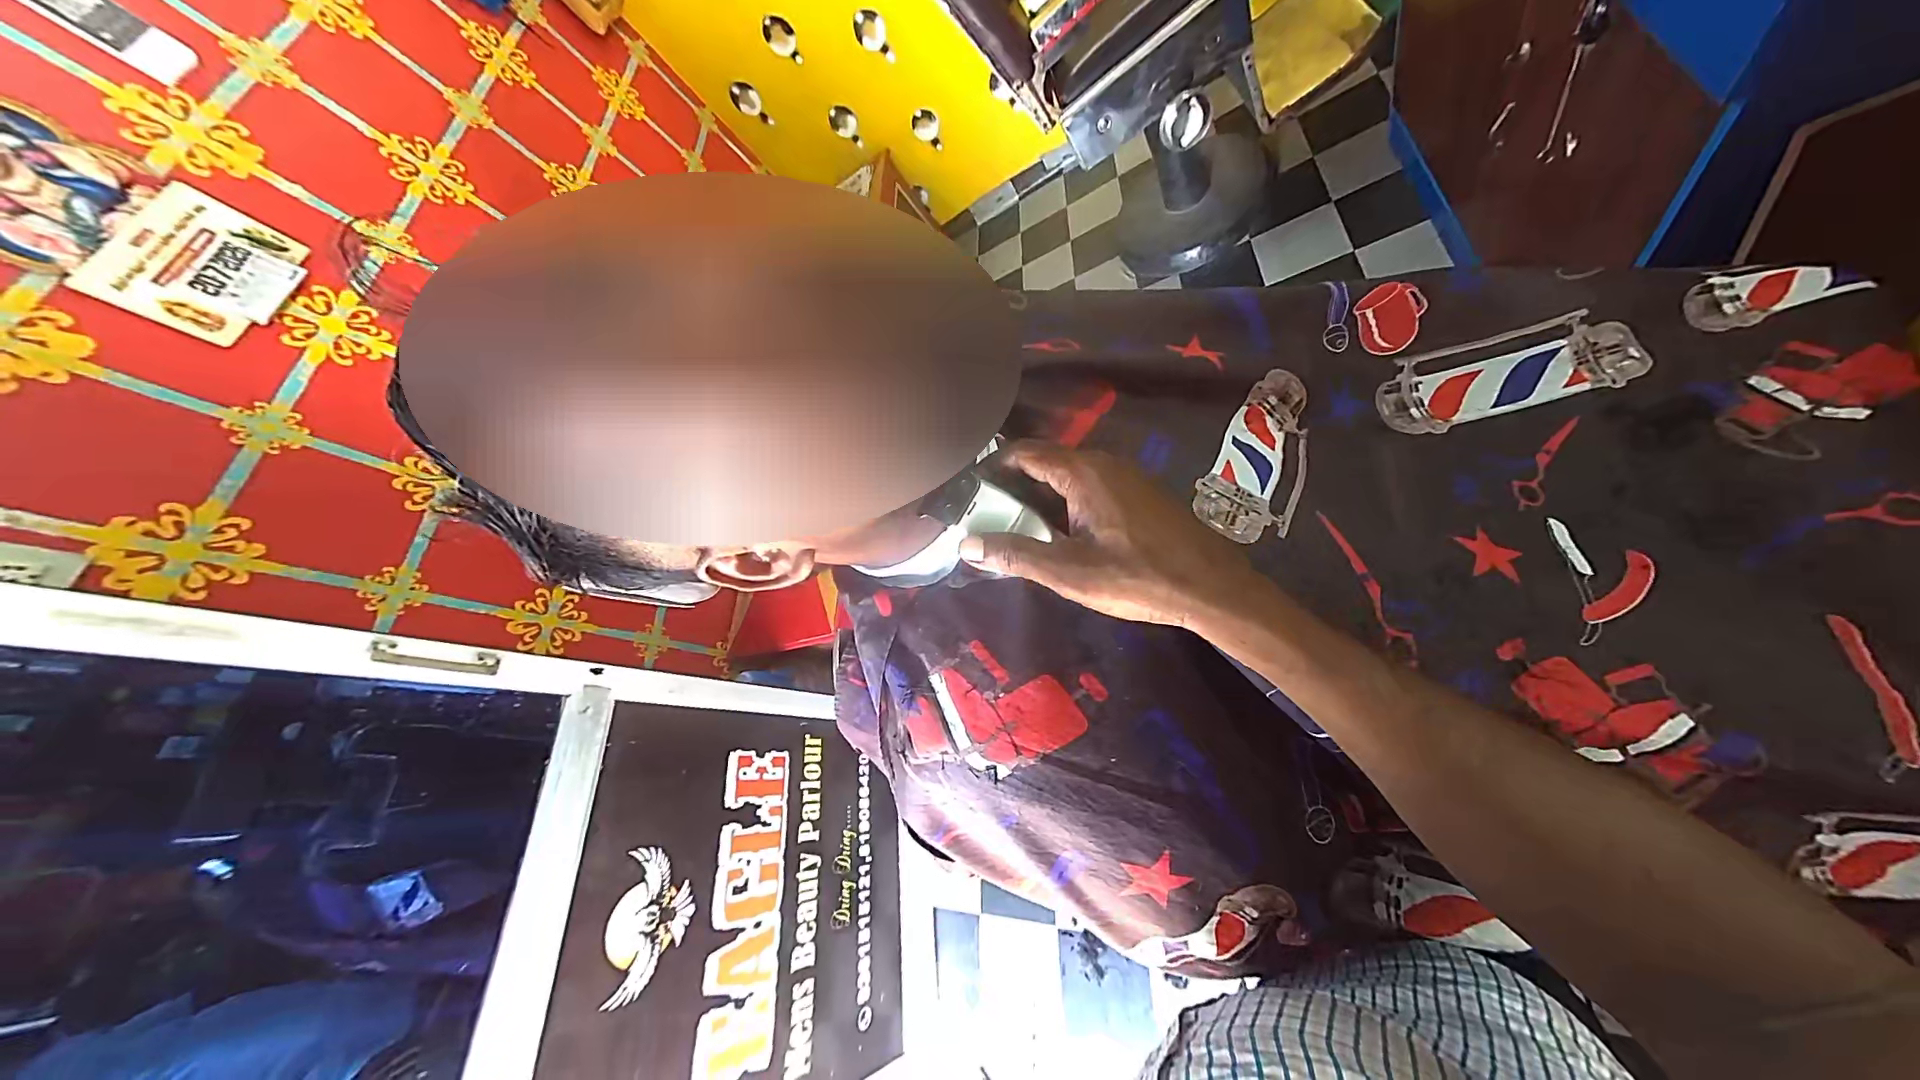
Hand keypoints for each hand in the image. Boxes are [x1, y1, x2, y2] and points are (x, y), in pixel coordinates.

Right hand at [958, 441, 1268, 627]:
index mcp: (1083, 472)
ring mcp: (1128, 476)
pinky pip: (1093, 487)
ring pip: (1070, 476)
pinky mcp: (1142, 493)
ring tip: (1023, 530)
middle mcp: (1105, 463)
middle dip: (1015, 486)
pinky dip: (1069, 502)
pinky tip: (1068, 535)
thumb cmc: (1138, 577)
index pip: (1023, 452)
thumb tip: (966, 544)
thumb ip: (1015, 554)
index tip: (971, 492)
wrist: (1213, 587)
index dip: (992, 468)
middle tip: (991, 517)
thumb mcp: (1069, 571)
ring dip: (1043, 497)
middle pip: (1046, 462)